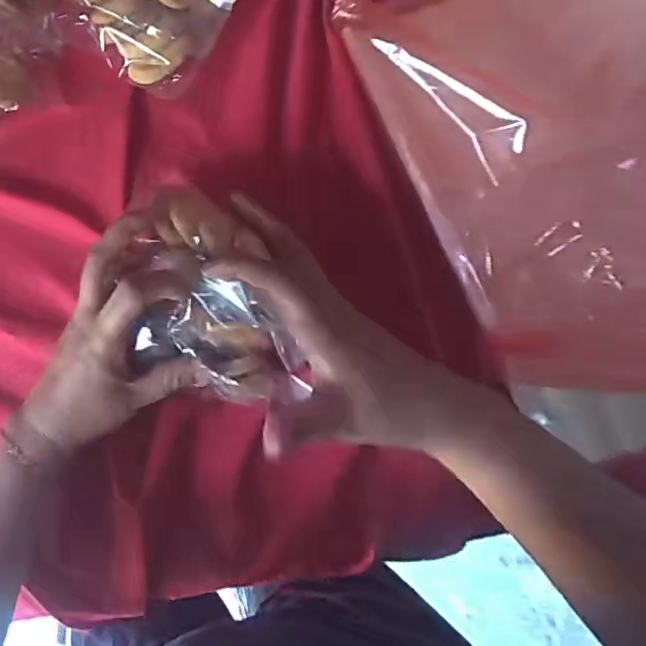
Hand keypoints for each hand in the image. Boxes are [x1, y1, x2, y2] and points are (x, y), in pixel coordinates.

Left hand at [11, 213, 203, 461]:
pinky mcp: (79, 316)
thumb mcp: (133, 401)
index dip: (163, 281)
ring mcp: (79, 311)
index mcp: (101, 335)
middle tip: (155, 214)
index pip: (131, 292)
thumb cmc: (87, 413)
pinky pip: (97, 279)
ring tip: (152, 228)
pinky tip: (139, 262)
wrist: (45, 423)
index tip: (191, 284)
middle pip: (98, 260)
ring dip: (121, 241)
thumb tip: (210, 365)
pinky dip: (118, 262)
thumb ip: (170, 379)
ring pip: (94, 264)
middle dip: (125, 232)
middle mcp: (87, 313)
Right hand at [207, 194, 513, 457]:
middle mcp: (326, 304)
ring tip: (240, 219)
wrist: (437, 406)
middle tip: (229, 200)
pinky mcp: (338, 315)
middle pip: (293, 251)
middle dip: (261, 223)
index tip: (207, 263)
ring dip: (270, 234)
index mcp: (320, 322)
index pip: (278, 279)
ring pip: (299, 258)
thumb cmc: (388, 410)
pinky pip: (302, 274)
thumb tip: (266, 446)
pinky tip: (265, 268)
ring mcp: (334, 306)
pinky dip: (279, 257)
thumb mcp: (341, 422)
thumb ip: (302, 429)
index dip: (243, 266)